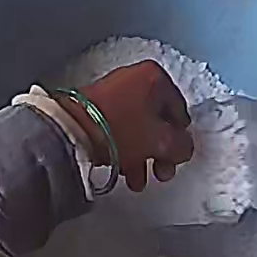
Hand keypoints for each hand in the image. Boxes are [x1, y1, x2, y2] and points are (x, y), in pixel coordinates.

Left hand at [61, 60, 193, 191]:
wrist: (73, 130)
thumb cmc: (120, 128)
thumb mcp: (162, 141)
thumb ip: (182, 146)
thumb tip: (182, 148)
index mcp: (154, 77)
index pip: (179, 111)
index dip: (180, 138)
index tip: (176, 156)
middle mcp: (133, 78)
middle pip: (157, 121)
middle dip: (160, 152)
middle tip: (161, 171)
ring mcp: (112, 92)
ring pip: (137, 127)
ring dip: (142, 155)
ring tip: (136, 179)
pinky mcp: (94, 107)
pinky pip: (118, 129)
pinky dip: (124, 148)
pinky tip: (122, 171)